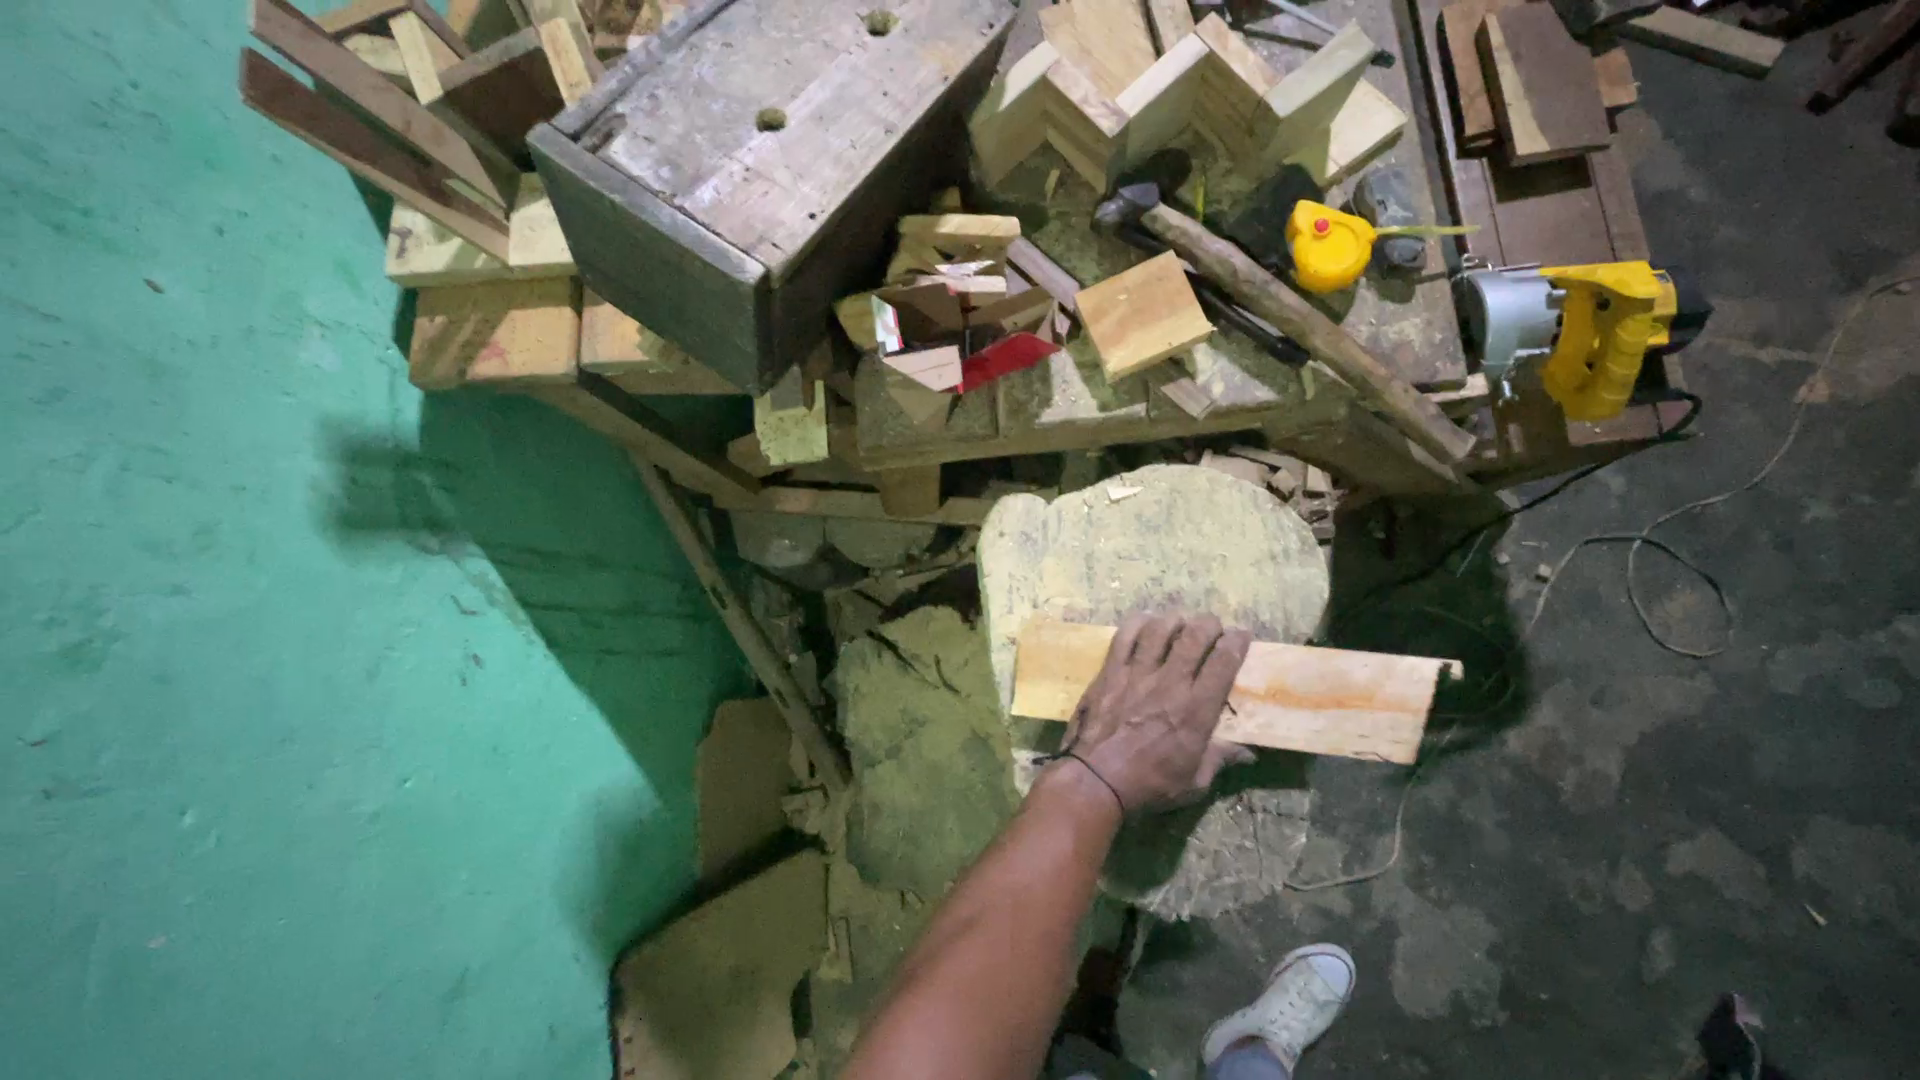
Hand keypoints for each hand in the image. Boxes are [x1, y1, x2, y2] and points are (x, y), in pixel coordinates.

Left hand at [1053, 613, 1254, 815]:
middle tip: (1212, 625)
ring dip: (1174, 620)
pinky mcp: (1110, 672)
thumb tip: (1248, 753)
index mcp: (1196, 709)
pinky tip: (1144, 621)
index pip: (1223, 663)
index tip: (1241, 635)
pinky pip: (1124, 636)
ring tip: (1180, 621)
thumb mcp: (1194, 782)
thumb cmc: (1149, 786)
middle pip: (1194, 637)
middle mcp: (1170, 683)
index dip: (1236, 643)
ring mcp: (1137, 674)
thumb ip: (1220, 759)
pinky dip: (1137, 623)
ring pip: (1160, 630)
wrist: (1095, 780)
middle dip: (1209, 624)